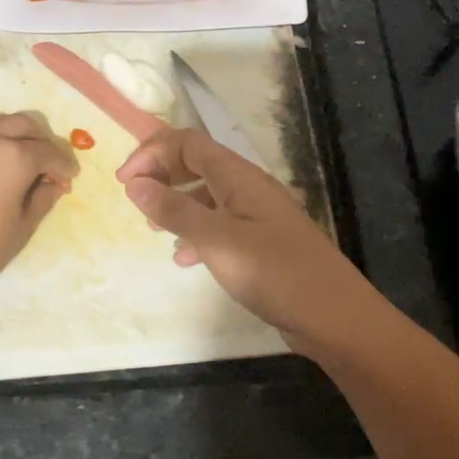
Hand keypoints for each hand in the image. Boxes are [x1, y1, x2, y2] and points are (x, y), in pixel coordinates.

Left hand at [0, 113, 79, 322]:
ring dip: (13, 136)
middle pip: (22, 125)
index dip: (63, 165)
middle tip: (48, 166)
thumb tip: (52, 183)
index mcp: (12, 156)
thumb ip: (42, 198)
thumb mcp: (20, 229)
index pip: (47, 151)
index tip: (69, 178)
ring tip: (19, 163)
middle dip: (41, 142)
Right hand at [116, 128, 375, 347]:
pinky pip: (220, 226)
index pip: (189, 142)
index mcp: (240, 177)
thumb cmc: (275, 272)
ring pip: (208, 196)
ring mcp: (258, 216)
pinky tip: (185, 258)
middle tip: (133, 200)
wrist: (334, 316)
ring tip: (152, 230)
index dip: (152, 152)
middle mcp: (249, 188)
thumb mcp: (217, 241)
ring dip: (176, 205)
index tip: (124, 182)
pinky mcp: (262, 244)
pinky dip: (196, 234)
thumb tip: (136, 183)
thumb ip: (175, 211)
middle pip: (198, 164)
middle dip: (162, 174)